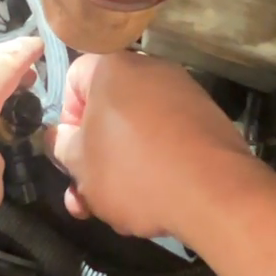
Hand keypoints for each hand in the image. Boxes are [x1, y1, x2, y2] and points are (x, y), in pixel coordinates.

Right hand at [47, 52, 263, 240]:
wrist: (215, 192)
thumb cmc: (133, 171)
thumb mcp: (80, 165)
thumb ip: (61, 145)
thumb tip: (61, 135)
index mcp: (112, 66)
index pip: (72, 79)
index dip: (66, 118)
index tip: (72, 152)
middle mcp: (150, 69)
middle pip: (107, 109)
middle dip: (94, 154)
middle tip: (87, 194)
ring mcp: (183, 93)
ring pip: (136, 129)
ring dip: (121, 166)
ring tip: (118, 209)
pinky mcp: (207, 119)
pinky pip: (167, 137)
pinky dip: (155, 163)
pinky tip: (152, 200)